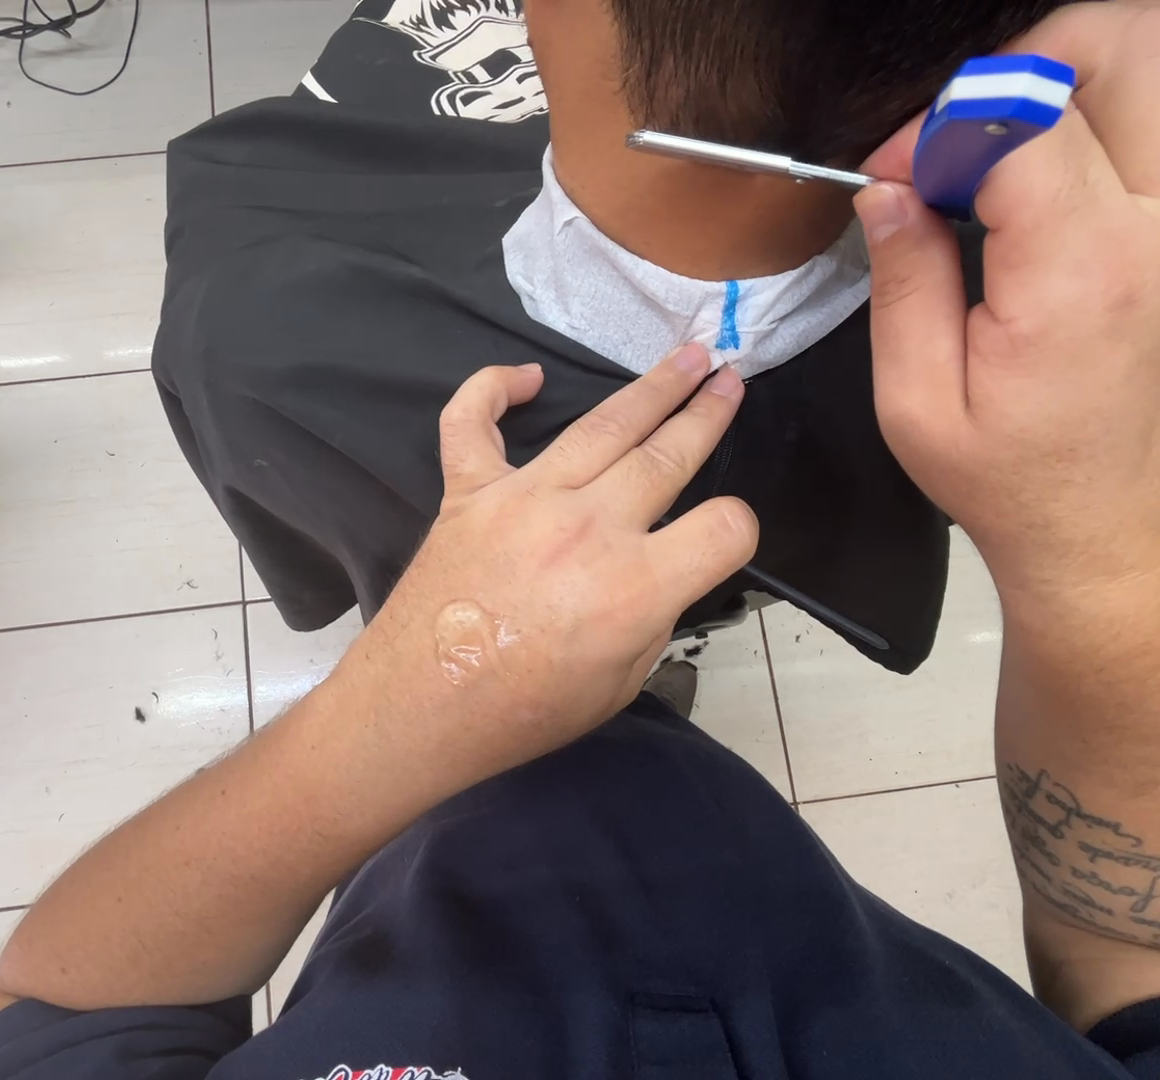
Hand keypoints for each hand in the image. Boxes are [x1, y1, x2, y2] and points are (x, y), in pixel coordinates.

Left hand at [327, 345, 757, 785]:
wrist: (421, 709)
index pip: (725, 527)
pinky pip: (472, 422)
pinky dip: (491, 390)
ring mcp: (523, 499)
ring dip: (650, 387)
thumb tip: (659, 573)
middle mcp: (587, 528)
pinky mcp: (469, 492)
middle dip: (708, 412)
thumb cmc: (523, 713)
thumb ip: (652, 619)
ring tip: (684, 356)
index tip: (723, 532)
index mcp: (636, 587)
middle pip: (667, 453)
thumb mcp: (619, 685)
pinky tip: (525, 377)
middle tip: (729, 376)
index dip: (737, 529)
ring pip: (600, 425)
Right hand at [852, 1, 1159, 594]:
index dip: (935, 127)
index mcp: (1077, 274)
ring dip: (1108, 58)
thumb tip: (885, 192)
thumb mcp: (913, 399)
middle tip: (961, 125)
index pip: (1023, 123)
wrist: (1091, 519)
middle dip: (1030, 58)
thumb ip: (902, 284)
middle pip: (1141, 47)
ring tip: (1028, 117)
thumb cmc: (997, 472)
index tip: (885, 177)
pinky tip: (1110, 142)